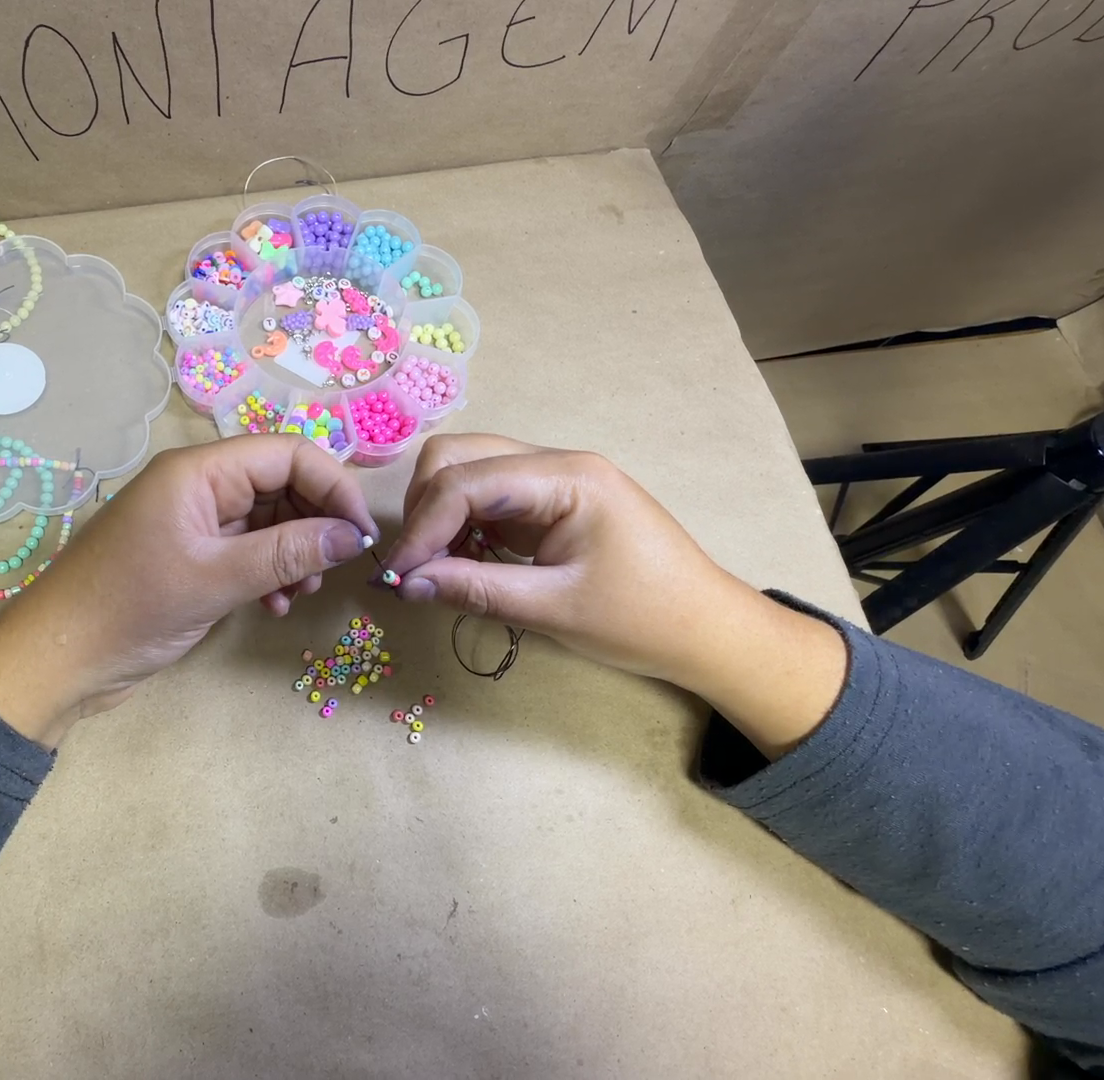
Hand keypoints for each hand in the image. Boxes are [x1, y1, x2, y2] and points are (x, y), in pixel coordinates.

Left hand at [0, 436, 377, 746]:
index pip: (288, 454)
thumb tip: (353, 536)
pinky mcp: (190, 554)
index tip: (362, 535)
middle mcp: (199, 485)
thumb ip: (289, 552)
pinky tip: (272, 604)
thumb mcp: (217, 578)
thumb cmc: (131, 608)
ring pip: (268, 520)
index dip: (333, 487)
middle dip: (314, 525)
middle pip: (281, 484)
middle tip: (329, 571)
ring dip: (293, 554)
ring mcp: (194, 520)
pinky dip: (268, 572)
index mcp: (199, 471)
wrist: (59, 658)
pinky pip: (246, 549)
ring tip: (297, 593)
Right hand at [382, 434, 845, 757]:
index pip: (466, 482)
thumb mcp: (554, 609)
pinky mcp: (544, 499)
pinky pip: (482, 494)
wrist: (705, 629)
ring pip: (464, 468)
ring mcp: (550, 477)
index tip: (398, 576)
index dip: (423, 528)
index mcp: (567, 478)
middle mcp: (555, 462)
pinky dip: (458, 523)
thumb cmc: (642, 620)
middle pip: (457, 456)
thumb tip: (404, 584)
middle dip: (424, 508)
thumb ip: (474, 589)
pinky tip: (463, 561)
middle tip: (416, 567)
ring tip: (438, 566)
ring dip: (437, 512)